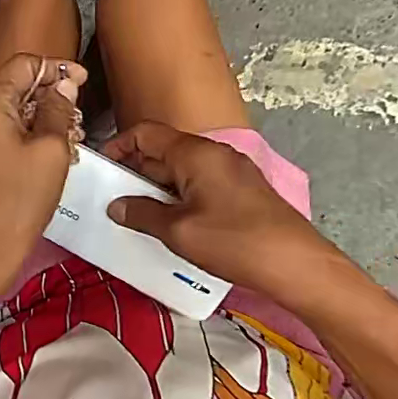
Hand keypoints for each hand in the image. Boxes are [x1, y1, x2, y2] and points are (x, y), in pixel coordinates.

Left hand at [0, 53, 86, 295]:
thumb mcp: (51, 148)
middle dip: (52, 97)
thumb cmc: (18, 200)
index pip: (24, 65)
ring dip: (45, 117)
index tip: (81, 79)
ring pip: (14, 109)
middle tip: (77, 118)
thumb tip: (64, 86)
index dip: (57, 68)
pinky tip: (53, 151)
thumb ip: (59, 108)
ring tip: (70, 139)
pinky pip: (5, 129)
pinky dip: (30, 133)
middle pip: (17, 85)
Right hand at [104, 121, 362, 313]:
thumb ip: (141, 214)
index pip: (146, 133)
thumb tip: (116, 206)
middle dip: (134, 171)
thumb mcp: (177, 231)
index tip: (101, 167)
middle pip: (163, 151)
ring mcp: (230, 172)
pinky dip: (176, 197)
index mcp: (196, 153)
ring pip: (180, 170)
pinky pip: (198, 184)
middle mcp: (214, 154)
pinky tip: (168, 224)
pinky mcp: (240, 191)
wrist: (296, 265)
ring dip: (155, 188)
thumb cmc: (234, 242)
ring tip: (135, 215)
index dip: (119, 145)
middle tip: (112, 198)